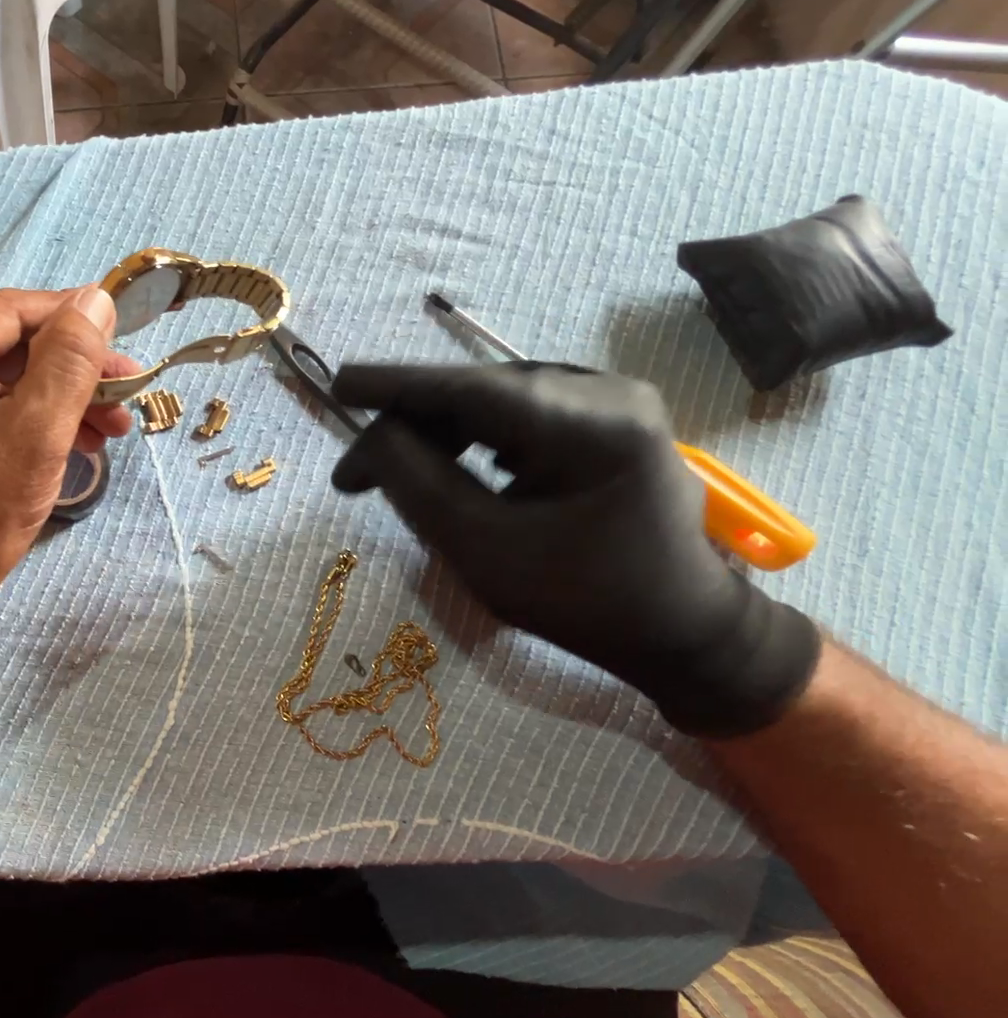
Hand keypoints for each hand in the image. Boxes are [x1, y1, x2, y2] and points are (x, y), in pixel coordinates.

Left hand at [0, 287, 135, 628]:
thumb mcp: (36, 437)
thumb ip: (69, 362)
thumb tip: (97, 298)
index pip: (13, 310)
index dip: (76, 320)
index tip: (127, 342)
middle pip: (13, 340)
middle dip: (75, 367)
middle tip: (129, 391)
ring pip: (9, 372)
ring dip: (64, 394)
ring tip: (114, 426)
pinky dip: (37, 414)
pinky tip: (80, 438)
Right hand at [330, 362, 819, 736]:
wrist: (682, 632)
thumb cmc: (583, 603)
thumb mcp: (484, 550)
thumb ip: (418, 484)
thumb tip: (372, 437)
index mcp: (593, 427)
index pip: (469, 389)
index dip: (394, 385)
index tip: (335, 385)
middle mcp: (607, 395)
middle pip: (479, 393)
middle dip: (408, 428)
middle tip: (353, 479)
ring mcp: (613, 404)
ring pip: (494, 403)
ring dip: (436, 436)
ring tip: (393, 479)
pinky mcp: (608, 422)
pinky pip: (518, 417)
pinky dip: (470, 440)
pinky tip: (449, 468)